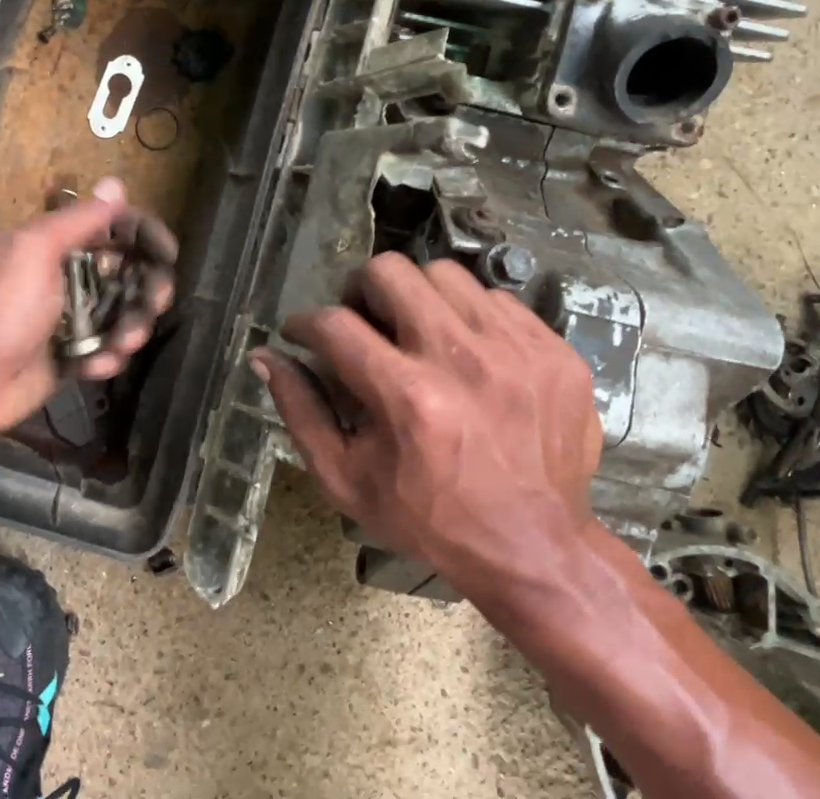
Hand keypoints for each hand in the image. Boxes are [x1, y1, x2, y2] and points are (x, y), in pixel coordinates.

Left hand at [0, 178, 175, 433]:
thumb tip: (115, 185)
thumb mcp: (35, 251)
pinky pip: (102, 350)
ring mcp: (64, 318)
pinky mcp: (67, 356)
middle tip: (157, 301)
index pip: (105, 228)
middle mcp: (58, 276)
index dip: (139, 236)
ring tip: (124, 342)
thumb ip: (77, 220)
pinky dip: (106, 357)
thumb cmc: (2, 309)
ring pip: (117, 314)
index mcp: (47, 244)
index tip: (167, 251)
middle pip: (120, 274)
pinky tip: (98, 364)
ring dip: (129, 326)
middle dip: (143, 287)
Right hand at [249, 254, 601, 597]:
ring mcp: (517, 351)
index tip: (300, 334)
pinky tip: (463, 351)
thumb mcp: (344, 478)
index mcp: (407, 396)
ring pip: (445, 273)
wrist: (535, 548)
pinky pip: (496, 299)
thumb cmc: (427, 518)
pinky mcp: (555, 352)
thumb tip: (264, 356)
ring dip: (415, 297)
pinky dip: (467, 316)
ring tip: (414, 332)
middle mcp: (463, 360)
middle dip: (359, 291)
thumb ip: (300, 410)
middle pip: (390, 272)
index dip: (304, 323)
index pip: (335, 323)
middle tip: (361, 322)